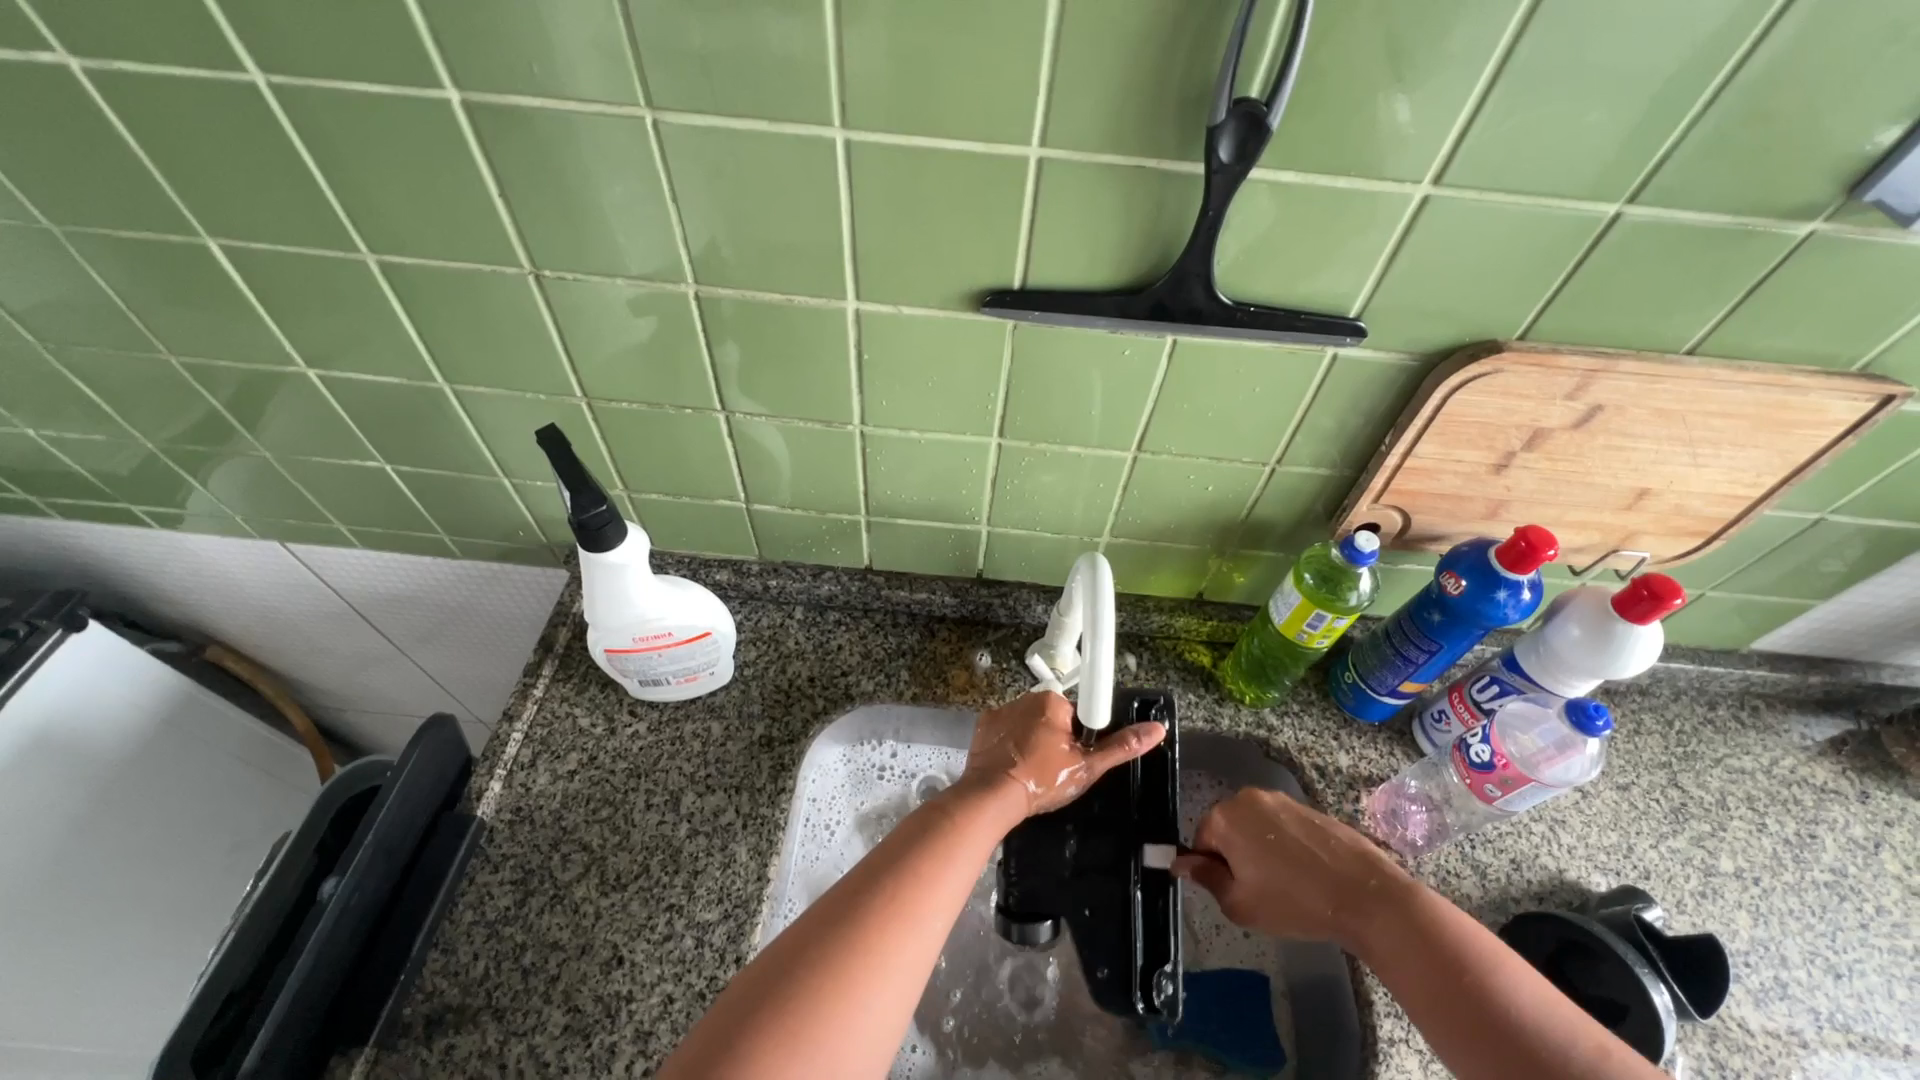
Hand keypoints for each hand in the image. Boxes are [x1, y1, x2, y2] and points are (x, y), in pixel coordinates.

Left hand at [960, 691, 1165, 817]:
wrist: (993, 797)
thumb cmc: (1043, 780)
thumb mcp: (1088, 767)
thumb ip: (1122, 747)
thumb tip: (1157, 730)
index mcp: (1053, 701)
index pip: (1078, 714)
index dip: (1079, 738)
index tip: (1071, 758)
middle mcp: (1026, 698)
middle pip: (1053, 717)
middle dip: (1056, 738)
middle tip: (1054, 767)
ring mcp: (1002, 710)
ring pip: (1029, 722)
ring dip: (1033, 740)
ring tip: (1032, 770)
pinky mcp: (985, 724)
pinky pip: (1006, 729)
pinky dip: (1010, 743)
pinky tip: (1013, 765)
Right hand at [1172, 787, 1413, 948]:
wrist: (1366, 896)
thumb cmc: (1294, 902)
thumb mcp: (1239, 904)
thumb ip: (1206, 879)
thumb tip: (1181, 863)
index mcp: (1225, 817)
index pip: (1200, 843)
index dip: (1213, 871)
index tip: (1234, 892)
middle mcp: (1249, 798)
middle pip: (1227, 830)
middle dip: (1236, 857)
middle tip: (1259, 891)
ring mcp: (1283, 800)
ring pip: (1256, 828)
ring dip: (1261, 851)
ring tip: (1286, 884)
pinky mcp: (1310, 808)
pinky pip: (1283, 827)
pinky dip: (1286, 847)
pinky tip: (1306, 873)